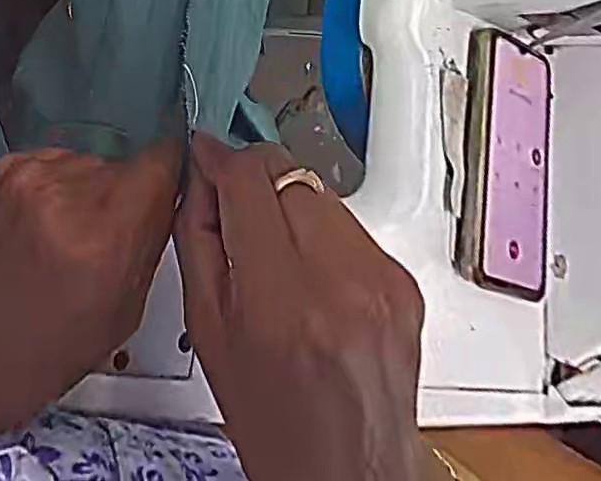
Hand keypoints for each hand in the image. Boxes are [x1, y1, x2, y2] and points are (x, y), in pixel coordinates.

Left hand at [0, 139, 181, 465]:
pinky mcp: (7, 167)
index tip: (165, 182)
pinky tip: (43, 221)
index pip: (161, 159)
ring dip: (89, 187)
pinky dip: (58, 184)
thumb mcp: (129, 304)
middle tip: (105, 232)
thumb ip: (153, 236)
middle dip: (125, 191)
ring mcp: (32, 177)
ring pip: (90, 161)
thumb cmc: (54, 339)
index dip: (168, 171)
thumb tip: (170, 186)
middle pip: (124, 165)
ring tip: (67, 231)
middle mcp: (67, 196)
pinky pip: (57, 161)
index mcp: (106, 236)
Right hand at [175, 138, 425, 480]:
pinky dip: (321, 227)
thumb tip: (201, 174)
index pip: (249, 178)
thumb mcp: (209, 328)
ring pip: (317, 186)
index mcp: (281, 298)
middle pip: (286, 168)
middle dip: (251, 173)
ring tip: (274, 246)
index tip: (205, 151)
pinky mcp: (403, 278)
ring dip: (287, 197)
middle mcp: (340, 278)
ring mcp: (380, 276)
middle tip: (232, 198)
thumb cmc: (272, 417)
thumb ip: (197, 235)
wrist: (350, 472)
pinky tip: (311, 269)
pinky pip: (348, 219)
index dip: (220, 156)